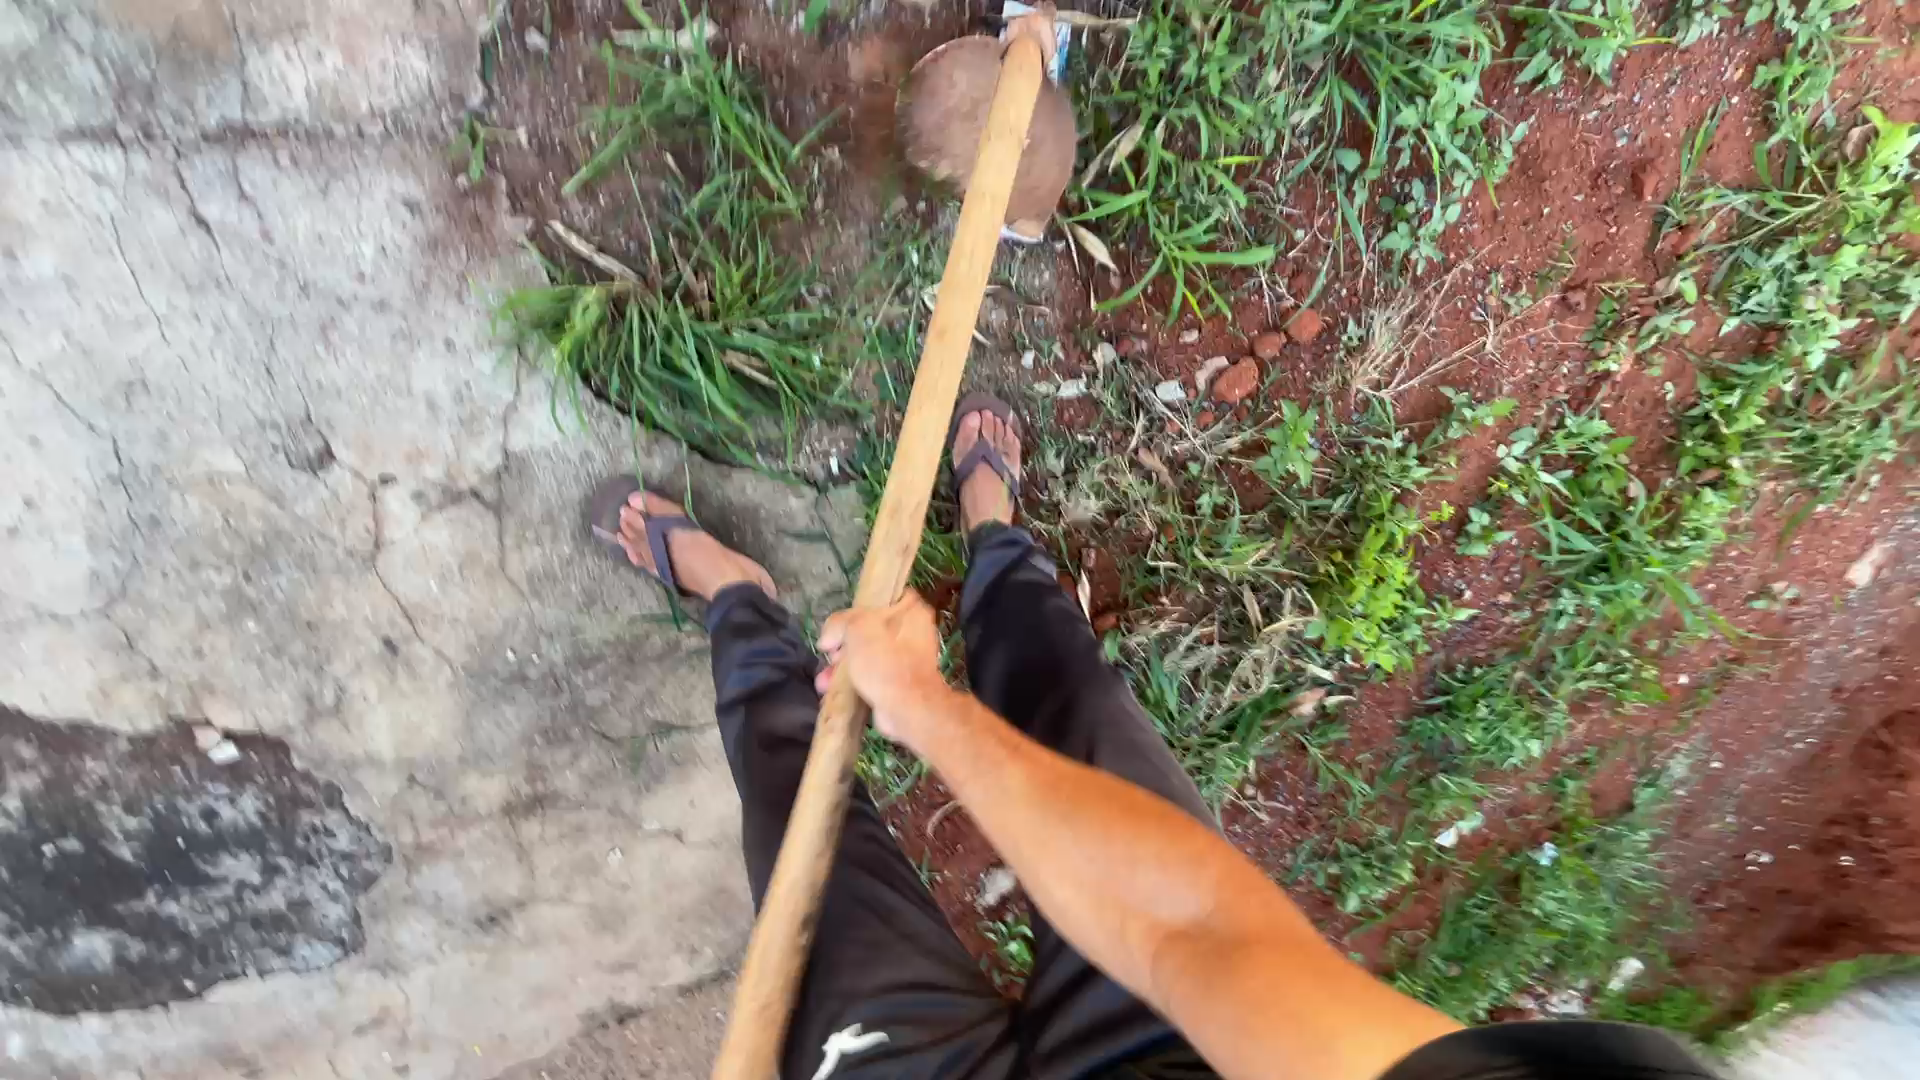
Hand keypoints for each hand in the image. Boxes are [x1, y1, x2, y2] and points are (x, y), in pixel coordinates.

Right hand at [815, 592, 946, 744]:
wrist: (907, 709)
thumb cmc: (886, 662)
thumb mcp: (857, 628)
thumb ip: (839, 622)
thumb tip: (828, 639)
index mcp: (911, 610)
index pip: (882, 597)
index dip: (857, 607)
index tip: (840, 622)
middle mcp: (912, 631)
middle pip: (869, 628)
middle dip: (843, 643)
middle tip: (831, 653)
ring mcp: (906, 658)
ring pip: (867, 654)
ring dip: (843, 666)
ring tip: (824, 679)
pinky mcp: (898, 681)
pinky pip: (871, 674)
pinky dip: (853, 681)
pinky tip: (832, 690)